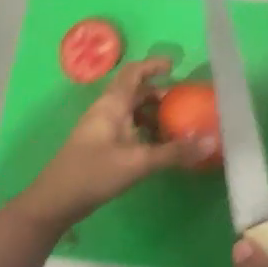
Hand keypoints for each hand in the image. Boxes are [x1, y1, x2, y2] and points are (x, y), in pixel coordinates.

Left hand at [20, 57, 213, 225]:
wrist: (56, 201)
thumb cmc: (94, 173)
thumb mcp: (138, 162)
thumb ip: (175, 152)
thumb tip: (212, 142)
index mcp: (112, 105)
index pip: (133, 73)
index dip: (152, 65)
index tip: (175, 66)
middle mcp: (107, 112)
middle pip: (135, 93)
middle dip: (159, 94)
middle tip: (184, 103)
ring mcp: (103, 130)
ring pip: (132, 113)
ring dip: (154, 115)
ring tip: (178, 126)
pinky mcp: (102, 148)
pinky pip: (129, 131)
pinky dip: (146, 133)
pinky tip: (160, 148)